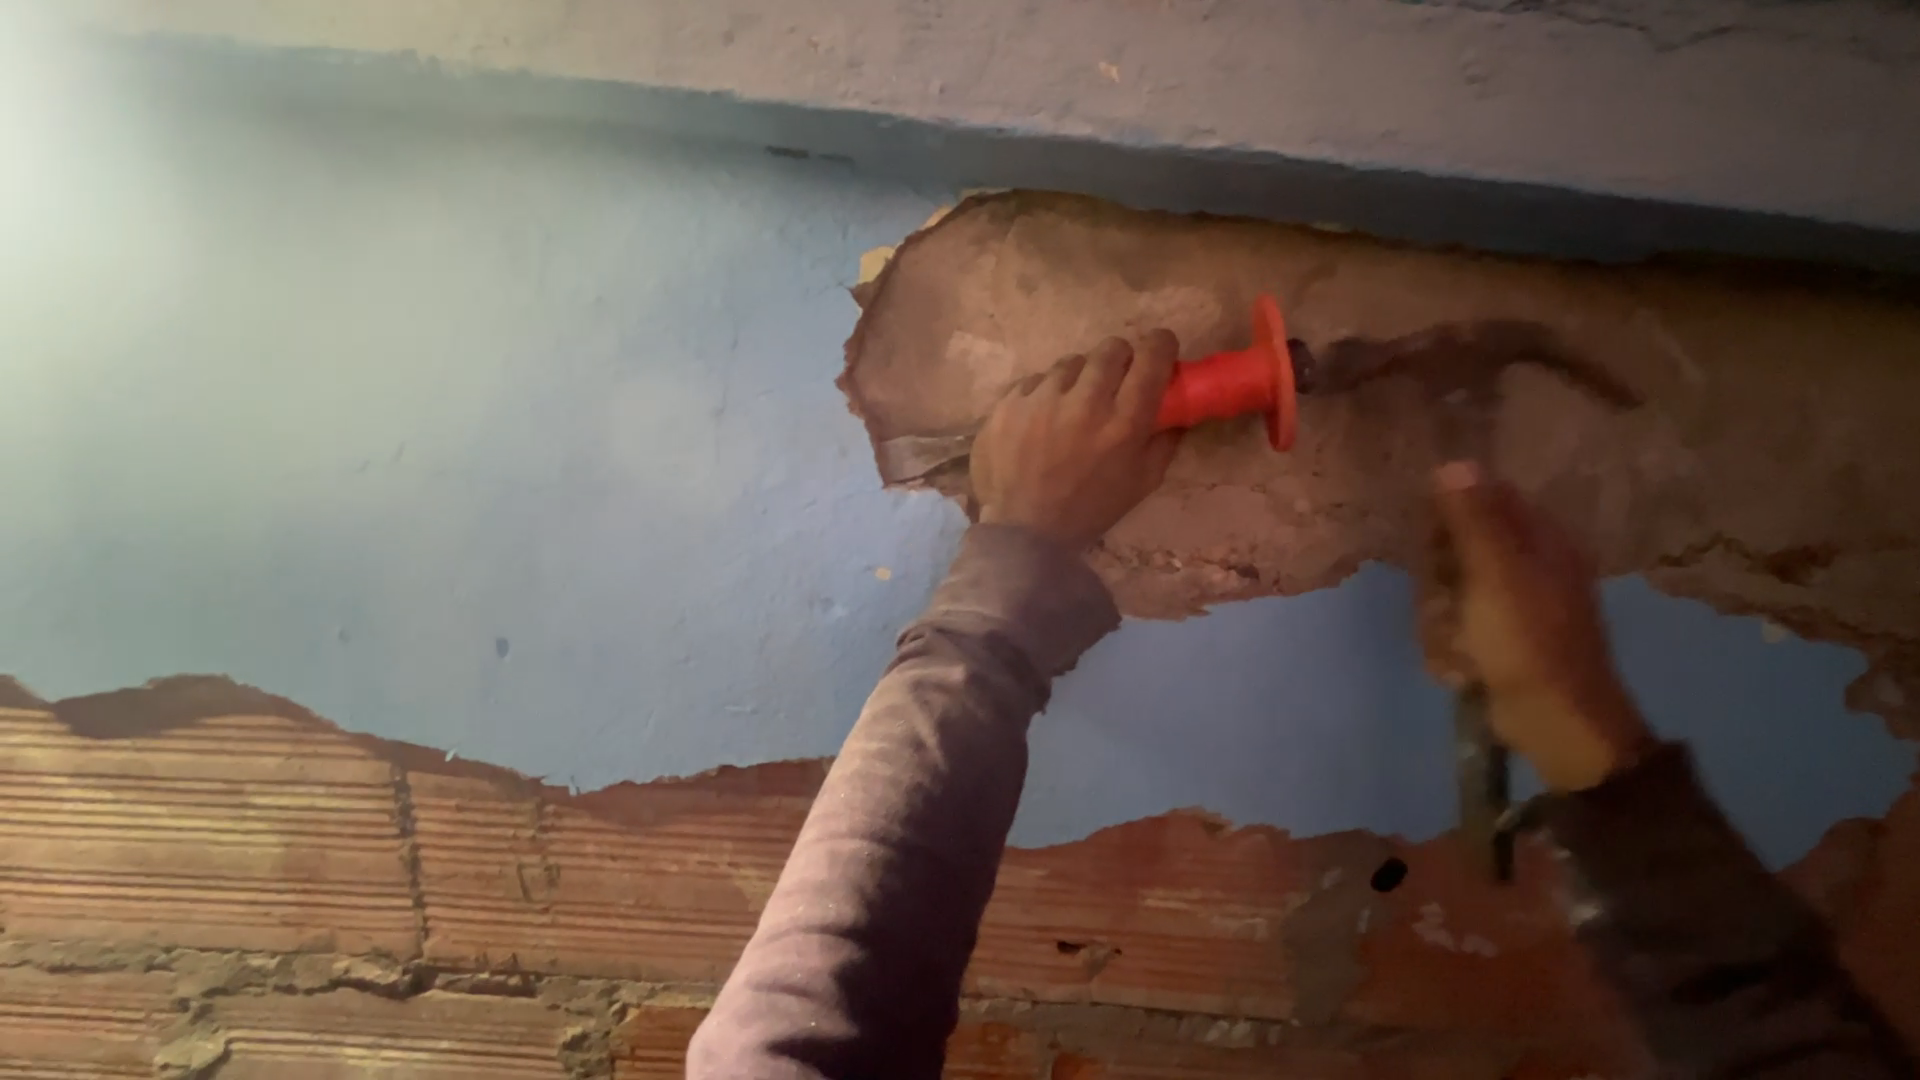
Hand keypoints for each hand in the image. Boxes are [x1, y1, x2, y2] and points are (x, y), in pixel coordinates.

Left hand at [972, 332, 1182, 550]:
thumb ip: (1164, 440)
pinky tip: (1040, 420)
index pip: (1152, 357)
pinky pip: (1034, 381)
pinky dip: (1042, 395)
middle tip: (1114, 380)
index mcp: (1123, 423)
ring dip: (1077, 379)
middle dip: (1118, 360)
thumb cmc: (1088, 511)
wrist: (1023, 532)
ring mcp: (1041, 400)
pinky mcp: (1008, 404)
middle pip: (1110, 349)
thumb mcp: (1141, 483)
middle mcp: (1084, 402)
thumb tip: (1176, 407)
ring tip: (1070, 406)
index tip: (1159, 351)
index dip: (1160, 346)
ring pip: (1070, 363)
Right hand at [1426, 462, 1655, 790]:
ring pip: (1444, 589)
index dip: (1447, 516)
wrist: (1555, 721)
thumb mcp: (1495, 575)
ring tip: (1454, 643)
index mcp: (1540, 541)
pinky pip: (1449, 623)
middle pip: (1453, 546)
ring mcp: (1510, 604)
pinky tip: (1458, 664)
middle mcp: (1527, 565)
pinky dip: (1446, 644)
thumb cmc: (1528, 641)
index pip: (1481, 498)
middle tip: (1445, 603)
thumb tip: (1452, 462)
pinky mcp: (1495, 636)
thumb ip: (1473, 520)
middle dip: (1436, 579)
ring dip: (1437, 618)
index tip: (1432, 544)